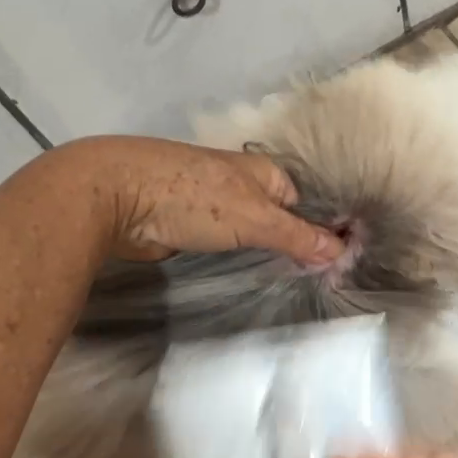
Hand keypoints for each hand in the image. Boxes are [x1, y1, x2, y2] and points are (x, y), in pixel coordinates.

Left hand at [41, 135, 343, 265]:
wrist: (115, 195)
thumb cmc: (192, 199)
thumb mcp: (255, 219)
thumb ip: (298, 237)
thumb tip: (343, 252)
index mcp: (264, 172)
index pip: (306, 205)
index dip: (321, 233)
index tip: (335, 267)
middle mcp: (241, 183)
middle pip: (280, 218)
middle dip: (294, 245)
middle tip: (313, 283)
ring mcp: (212, 202)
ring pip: (251, 232)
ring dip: (264, 253)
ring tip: (287, 284)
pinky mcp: (187, 223)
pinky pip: (224, 242)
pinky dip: (236, 257)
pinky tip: (245, 276)